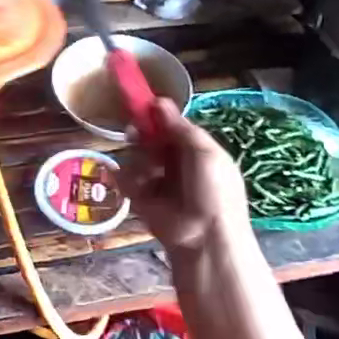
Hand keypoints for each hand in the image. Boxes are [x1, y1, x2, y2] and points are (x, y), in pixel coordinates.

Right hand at [121, 98, 250, 253]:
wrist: (204, 237)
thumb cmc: (213, 191)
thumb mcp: (205, 152)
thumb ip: (180, 127)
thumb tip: (159, 101)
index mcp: (194, 150)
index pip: (170, 126)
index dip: (156, 116)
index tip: (141, 105)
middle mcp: (174, 162)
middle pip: (148, 138)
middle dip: (142, 136)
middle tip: (137, 135)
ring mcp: (155, 180)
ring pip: (135, 157)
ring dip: (140, 161)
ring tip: (150, 174)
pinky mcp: (139, 198)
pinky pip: (125, 179)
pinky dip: (129, 181)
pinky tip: (140, 189)